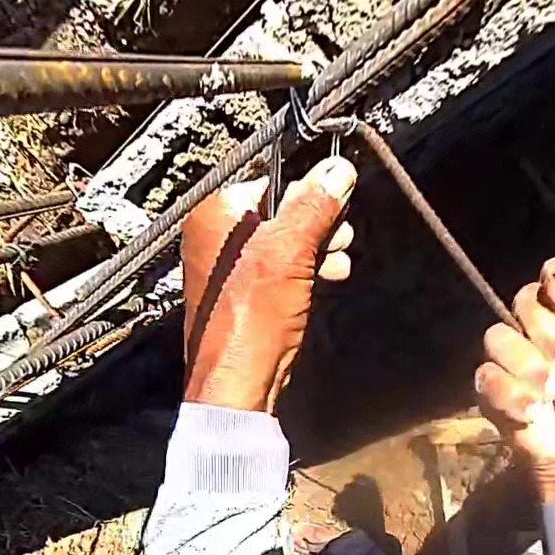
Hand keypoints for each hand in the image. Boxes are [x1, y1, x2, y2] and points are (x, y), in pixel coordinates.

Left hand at [180, 157, 356, 411]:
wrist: (238, 382)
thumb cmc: (249, 323)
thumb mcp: (289, 252)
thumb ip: (314, 206)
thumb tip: (336, 172)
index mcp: (216, 214)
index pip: (271, 178)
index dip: (309, 190)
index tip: (337, 198)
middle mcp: (218, 236)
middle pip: (281, 210)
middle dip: (318, 224)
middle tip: (338, 236)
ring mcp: (232, 267)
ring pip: (286, 241)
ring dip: (318, 249)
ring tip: (335, 261)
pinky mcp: (247, 293)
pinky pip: (282, 268)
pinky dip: (306, 270)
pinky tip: (326, 277)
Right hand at [475, 256, 554, 502]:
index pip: (552, 271)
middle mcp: (530, 326)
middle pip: (523, 300)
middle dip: (550, 334)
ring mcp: (504, 356)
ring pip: (498, 337)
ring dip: (531, 370)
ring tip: (552, 392)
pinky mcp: (486, 387)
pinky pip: (488, 376)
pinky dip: (514, 397)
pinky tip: (533, 411)